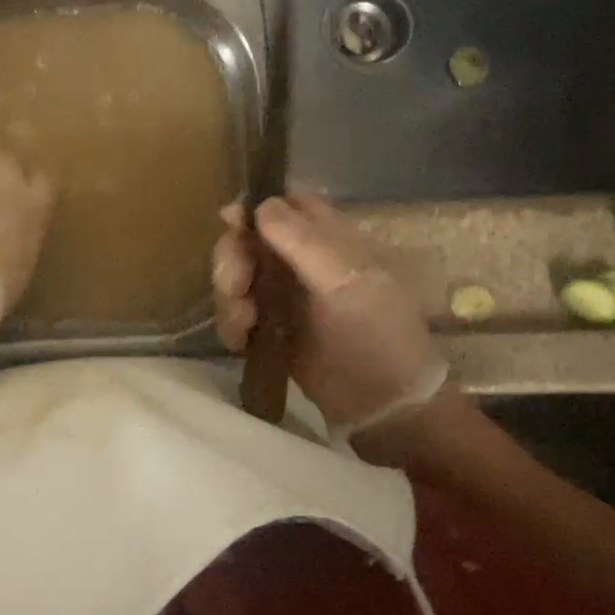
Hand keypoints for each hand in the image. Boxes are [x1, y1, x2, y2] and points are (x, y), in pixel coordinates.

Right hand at [212, 193, 450, 458]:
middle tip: (236, 286)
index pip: (287, 204)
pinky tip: (242, 342)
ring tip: (243, 325)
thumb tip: (260, 204)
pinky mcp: (270, 329)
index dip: (255, 207)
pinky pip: (235, 313)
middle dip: (233, 260)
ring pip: (236, 277)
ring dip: (229, 298)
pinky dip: (231, 325)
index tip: (230, 222)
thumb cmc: (375, 338)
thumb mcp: (345, 284)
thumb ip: (303, 242)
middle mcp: (302, 262)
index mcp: (330, 241)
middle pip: (248, 240)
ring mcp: (284, 297)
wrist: (385, 410)